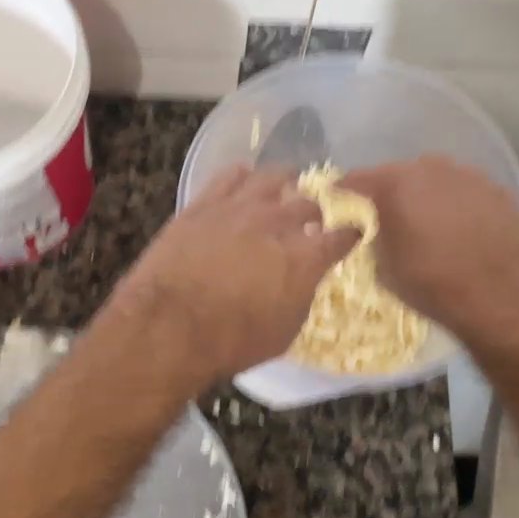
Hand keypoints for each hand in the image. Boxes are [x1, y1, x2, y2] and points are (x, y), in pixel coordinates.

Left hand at [101, 167, 360, 389]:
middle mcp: (276, 224)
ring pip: (271, 179)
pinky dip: (242, 175)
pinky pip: (228, 177)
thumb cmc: (230, 342)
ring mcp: (238, 209)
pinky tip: (244, 177)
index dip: (348, 236)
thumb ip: (300, 298)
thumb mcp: (283, 333)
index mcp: (304, 258)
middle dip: (314, 212)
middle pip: (307, 204)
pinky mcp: (202, 205)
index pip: (340, 237)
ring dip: (284, 182)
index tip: (350, 235)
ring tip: (287, 183)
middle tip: (312, 219)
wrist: (168, 327)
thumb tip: (301, 282)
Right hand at [339, 156, 518, 336]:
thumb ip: (375, 236)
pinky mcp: (497, 191)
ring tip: (426, 221)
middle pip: (400, 173)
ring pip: (437, 179)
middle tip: (386, 213)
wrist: (498, 296)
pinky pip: (465, 193)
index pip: (358, 178)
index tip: (336, 196)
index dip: (344, 189)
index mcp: (395, 185)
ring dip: (426, 195)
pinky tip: (459, 228)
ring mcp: (469, 176)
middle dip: (390, 190)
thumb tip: (376, 228)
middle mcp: (431, 169)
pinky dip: (457, 205)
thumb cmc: (430, 283)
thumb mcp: (383, 267)